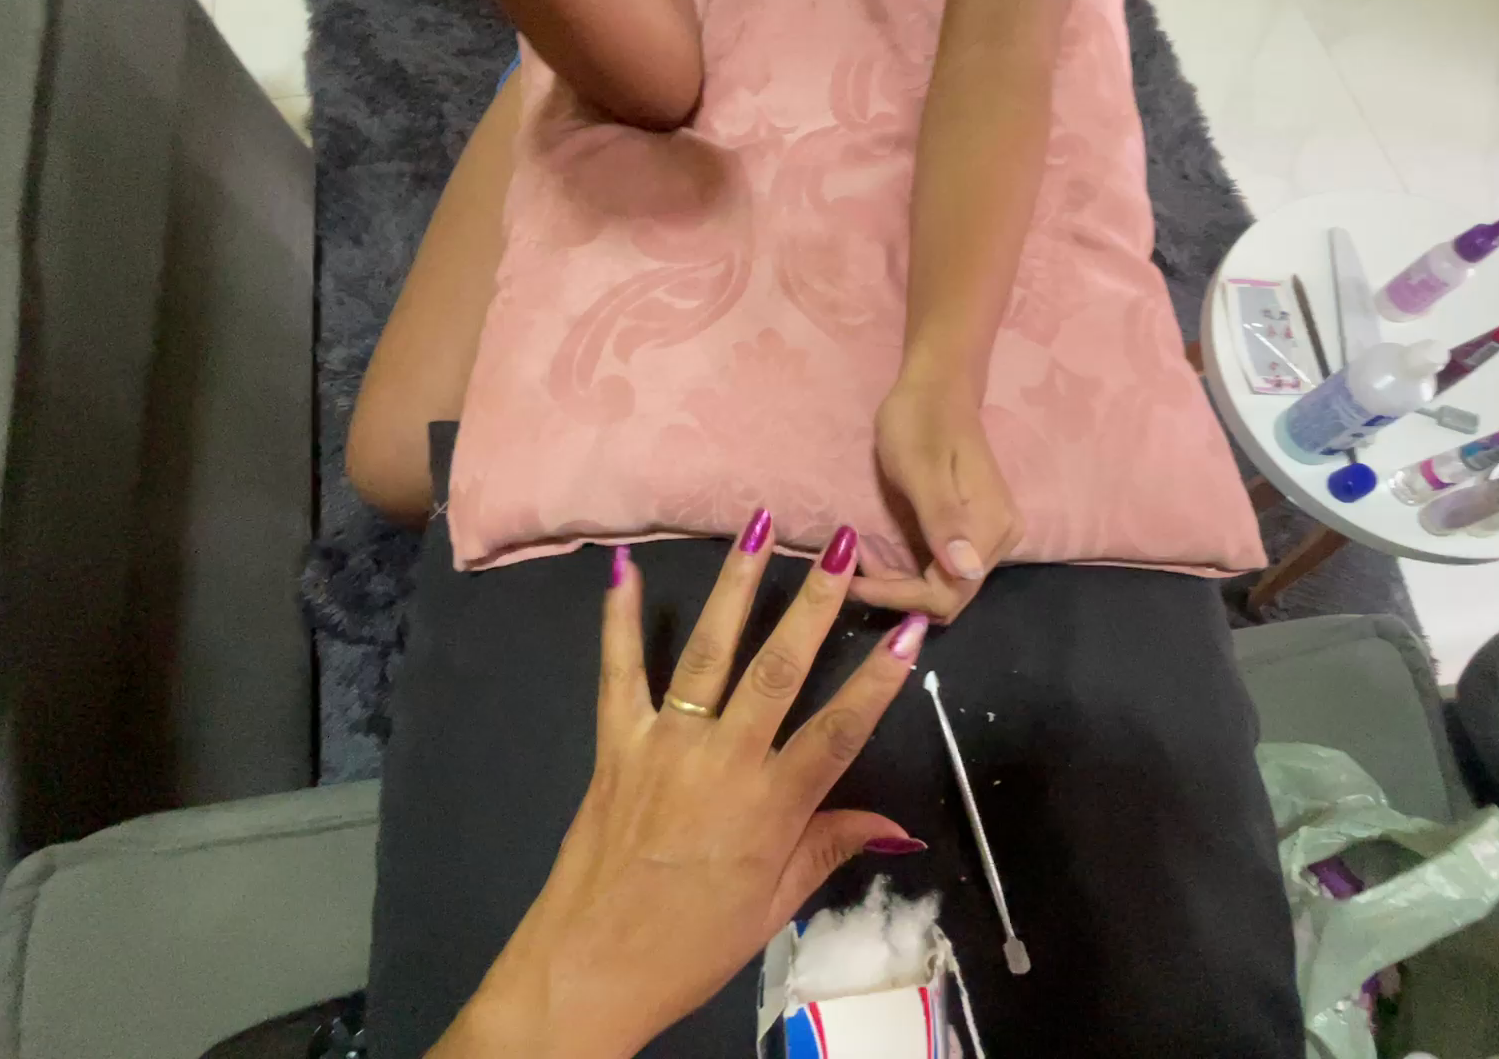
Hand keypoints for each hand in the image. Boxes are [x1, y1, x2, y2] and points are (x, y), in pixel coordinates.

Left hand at [436, 525, 929, 1058]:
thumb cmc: (692, 943)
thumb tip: (901, 828)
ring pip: (708, 652)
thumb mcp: (775, 908)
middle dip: (816, 603)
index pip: (840, 730)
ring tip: (758, 528)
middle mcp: (722, 760)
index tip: (912, 627)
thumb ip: (831, 849)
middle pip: (778, 670)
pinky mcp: (616, 740)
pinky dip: (618, 618)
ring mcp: (664, 743)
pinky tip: (623, 567)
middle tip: (841, 545)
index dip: (880, 678)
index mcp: (770, 806)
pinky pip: (618, 671)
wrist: (586, 970)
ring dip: (737, 586)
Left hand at [858, 376, 1022, 622]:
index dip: (902, 596)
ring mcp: (985, 540)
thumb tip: (966, 572)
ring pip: (940, 588)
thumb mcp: (921, 468)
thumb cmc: (921, 420)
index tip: (856, 583)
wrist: (935, 388)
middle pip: (947, 596)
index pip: (951, 592)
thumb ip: (944, 519)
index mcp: (993, 528)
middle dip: (898, 590)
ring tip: (864, 551)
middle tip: (858, 559)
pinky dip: (905, 570)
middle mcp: (999, 542)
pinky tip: (880, 550)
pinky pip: (938, 572)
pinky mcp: (969, 536)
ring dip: (898, 581)